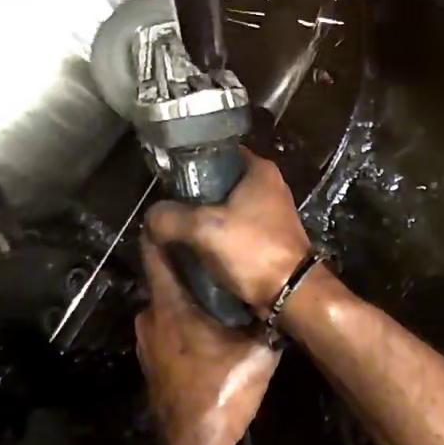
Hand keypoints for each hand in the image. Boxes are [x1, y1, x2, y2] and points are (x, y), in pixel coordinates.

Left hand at [136, 237, 279, 444]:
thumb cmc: (224, 387)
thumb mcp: (258, 348)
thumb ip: (267, 317)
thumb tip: (284, 295)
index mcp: (170, 305)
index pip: (156, 254)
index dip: (163, 232)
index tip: (181, 216)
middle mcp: (150, 318)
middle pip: (162, 279)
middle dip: (185, 265)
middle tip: (215, 255)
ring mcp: (146, 343)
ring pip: (164, 306)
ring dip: (184, 296)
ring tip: (215, 290)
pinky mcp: (151, 364)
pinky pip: (164, 329)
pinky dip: (180, 321)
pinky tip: (205, 328)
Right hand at [144, 149, 311, 312]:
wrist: (291, 292)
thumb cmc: (252, 250)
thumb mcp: (204, 229)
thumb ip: (171, 218)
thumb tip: (152, 216)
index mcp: (259, 170)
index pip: (218, 152)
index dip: (192, 162)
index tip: (168, 176)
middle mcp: (269, 186)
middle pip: (221, 181)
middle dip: (194, 194)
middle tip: (168, 207)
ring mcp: (271, 212)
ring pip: (226, 208)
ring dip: (204, 218)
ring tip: (177, 228)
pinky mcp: (268, 236)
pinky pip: (235, 228)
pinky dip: (217, 235)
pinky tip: (197, 247)